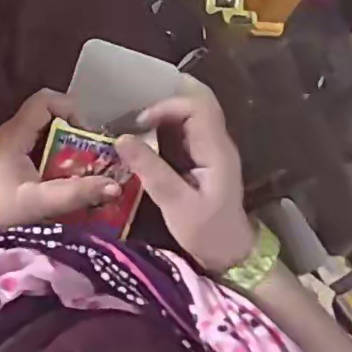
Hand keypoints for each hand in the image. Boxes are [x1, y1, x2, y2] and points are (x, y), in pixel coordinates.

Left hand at [0, 89, 118, 241]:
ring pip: (43, 135)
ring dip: (65, 149)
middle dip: (74, 133)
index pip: (46, 99)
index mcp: (15, 133)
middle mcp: (10, 134)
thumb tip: (115, 186)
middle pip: (48, 116)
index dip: (71, 109)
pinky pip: (36, 150)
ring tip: (83, 170)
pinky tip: (63, 182)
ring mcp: (6, 148)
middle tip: (92, 156)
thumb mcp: (38, 202)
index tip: (87, 135)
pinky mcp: (5, 164)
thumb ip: (77, 193)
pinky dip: (53, 160)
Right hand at [114, 81, 255, 273]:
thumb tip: (121, 138)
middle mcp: (217, 142)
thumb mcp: (174, 204)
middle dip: (167, 97)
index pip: (198, 107)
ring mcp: (211, 148)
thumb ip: (150, 169)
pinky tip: (143, 134)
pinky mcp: (202, 157)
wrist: (230, 254)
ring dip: (164, 110)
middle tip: (134, 105)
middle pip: (198, 101)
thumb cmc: (206, 232)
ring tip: (133, 117)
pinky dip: (164, 125)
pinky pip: (185, 129)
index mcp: (216, 150)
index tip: (139, 122)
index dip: (167, 106)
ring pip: (192, 112)